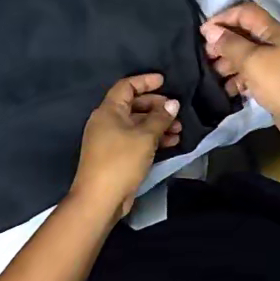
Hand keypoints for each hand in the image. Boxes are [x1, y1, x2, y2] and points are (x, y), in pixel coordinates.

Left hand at [69, 73, 181, 217]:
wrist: (100, 198)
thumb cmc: (120, 161)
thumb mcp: (144, 137)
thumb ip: (160, 118)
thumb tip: (172, 103)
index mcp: (108, 111)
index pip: (126, 86)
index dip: (145, 81)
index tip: (164, 81)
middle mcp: (107, 122)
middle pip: (133, 105)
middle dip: (156, 107)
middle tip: (176, 111)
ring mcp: (110, 140)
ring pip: (137, 125)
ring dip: (158, 125)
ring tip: (179, 130)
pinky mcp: (116, 156)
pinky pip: (136, 140)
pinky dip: (152, 139)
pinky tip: (171, 143)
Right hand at [201, 1, 279, 143]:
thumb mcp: (252, 60)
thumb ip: (230, 44)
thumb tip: (209, 30)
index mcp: (272, 30)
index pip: (245, 12)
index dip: (223, 17)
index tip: (202, 33)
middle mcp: (273, 43)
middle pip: (243, 35)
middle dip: (222, 43)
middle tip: (206, 57)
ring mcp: (274, 64)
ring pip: (244, 57)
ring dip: (227, 64)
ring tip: (212, 75)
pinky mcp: (272, 83)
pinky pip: (250, 75)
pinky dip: (237, 80)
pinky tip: (227, 90)